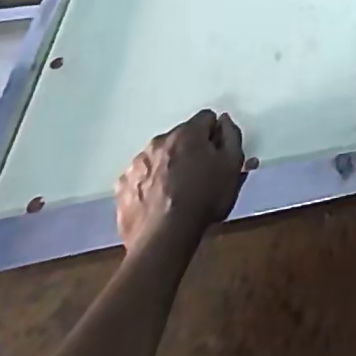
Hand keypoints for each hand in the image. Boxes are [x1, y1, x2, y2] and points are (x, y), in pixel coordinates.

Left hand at [114, 108, 251, 250]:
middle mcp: (158, 142)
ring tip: (179, 191)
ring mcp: (136, 164)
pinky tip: (160, 200)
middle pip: (181, 136)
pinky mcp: (123, 187)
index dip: (216, 135)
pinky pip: (142, 176)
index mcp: (187, 133)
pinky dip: (151, 182)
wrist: (164, 237)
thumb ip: (232, 135)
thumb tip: (224, 121)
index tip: (219, 154)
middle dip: (192, 149)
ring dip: (170, 165)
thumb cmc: (204, 199)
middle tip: (202, 174)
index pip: (206, 118)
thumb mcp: (233, 165)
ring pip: (160, 156)